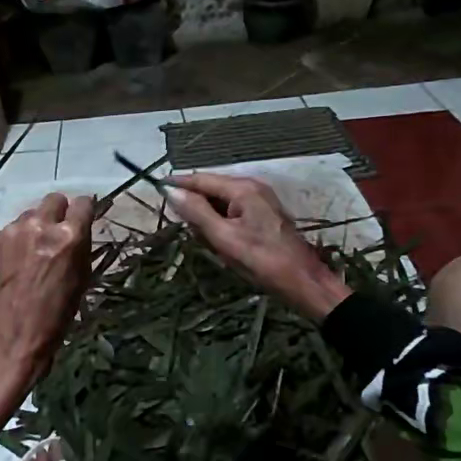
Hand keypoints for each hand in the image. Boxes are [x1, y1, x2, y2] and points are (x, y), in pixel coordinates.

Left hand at [0, 192, 95, 378]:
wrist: (11, 337)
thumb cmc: (56, 315)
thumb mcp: (82, 278)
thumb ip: (81, 247)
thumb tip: (80, 228)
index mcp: (69, 236)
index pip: (83, 203)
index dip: (84, 209)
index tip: (82, 217)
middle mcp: (40, 225)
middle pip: (53, 200)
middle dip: (58, 212)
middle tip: (54, 234)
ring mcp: (11, 231)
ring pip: (27, 216)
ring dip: (32, 229)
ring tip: (29, 256)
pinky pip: (5, 232)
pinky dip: (10, 244)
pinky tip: (10, 266)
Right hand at [165, 173, 350, 321]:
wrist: (303, 282)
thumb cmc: (262, 261)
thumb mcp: (224, 238)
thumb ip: (197, 213)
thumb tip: (171, 191)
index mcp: (243, 188)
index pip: (201, 178)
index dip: (178, 184)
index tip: (156, 190)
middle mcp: (252, 187)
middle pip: (212, 188)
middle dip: (195, 206)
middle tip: (186, 229)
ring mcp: (260, 200)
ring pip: (221, 201)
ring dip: (208, 218)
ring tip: (206, 241)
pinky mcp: (264, 215)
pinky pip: (233, 211)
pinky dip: (221, 223)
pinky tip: (220, 242)